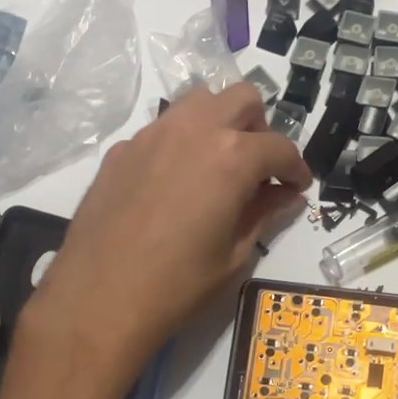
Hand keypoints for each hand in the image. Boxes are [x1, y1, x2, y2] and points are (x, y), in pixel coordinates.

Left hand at [19, 83, 310, 391]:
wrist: (101, 298)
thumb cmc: (178, 287)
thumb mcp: (233, 257)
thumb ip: (263, 215)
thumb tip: (285, 196)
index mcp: (232, 157)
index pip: (279, 146)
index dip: (295, 168)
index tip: (297, 187)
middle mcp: (194, 130)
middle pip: (242, 100)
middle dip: (259, 129)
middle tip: (258, 170)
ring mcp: (152, 135)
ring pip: (198, 102)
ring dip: (218, 124)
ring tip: (218, 167)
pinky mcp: (121, 150)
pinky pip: (162, 129)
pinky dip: (180, 144)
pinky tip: (175, 186)